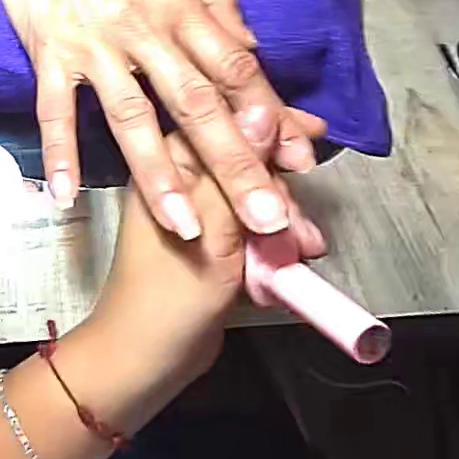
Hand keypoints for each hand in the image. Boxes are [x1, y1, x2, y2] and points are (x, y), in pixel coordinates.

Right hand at [0, 0, 323, 241]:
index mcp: (177, 3)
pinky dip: (58, 152)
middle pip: (193, 103)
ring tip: (183, 226)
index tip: (298, 160)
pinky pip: (53, 110)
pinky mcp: (49, 57)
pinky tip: (63, 195)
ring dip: (156, 173)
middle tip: (266, 217)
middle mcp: (139, 31)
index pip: (232, 65)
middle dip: (233, 162)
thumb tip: (249, 46)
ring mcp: (90, 48)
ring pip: (129, 116)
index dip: (268, 113)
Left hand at [89, 131, 329, 378]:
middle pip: (243, 162)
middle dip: (281, 190)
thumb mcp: (212, 222)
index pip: (218, 123)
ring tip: (303, 251)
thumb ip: (235, 168)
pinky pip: (251, 227)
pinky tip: (292, 265)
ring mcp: (197, 211)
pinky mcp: (212, 241)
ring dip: (284, 223)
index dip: (266, 127)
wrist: (149, 352)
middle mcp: (179, 180)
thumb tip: (257, 106)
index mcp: (165, 163)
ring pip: (253, 198)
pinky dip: (274, 244)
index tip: (309, 135)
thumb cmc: (170, 286)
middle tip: (304, 225)